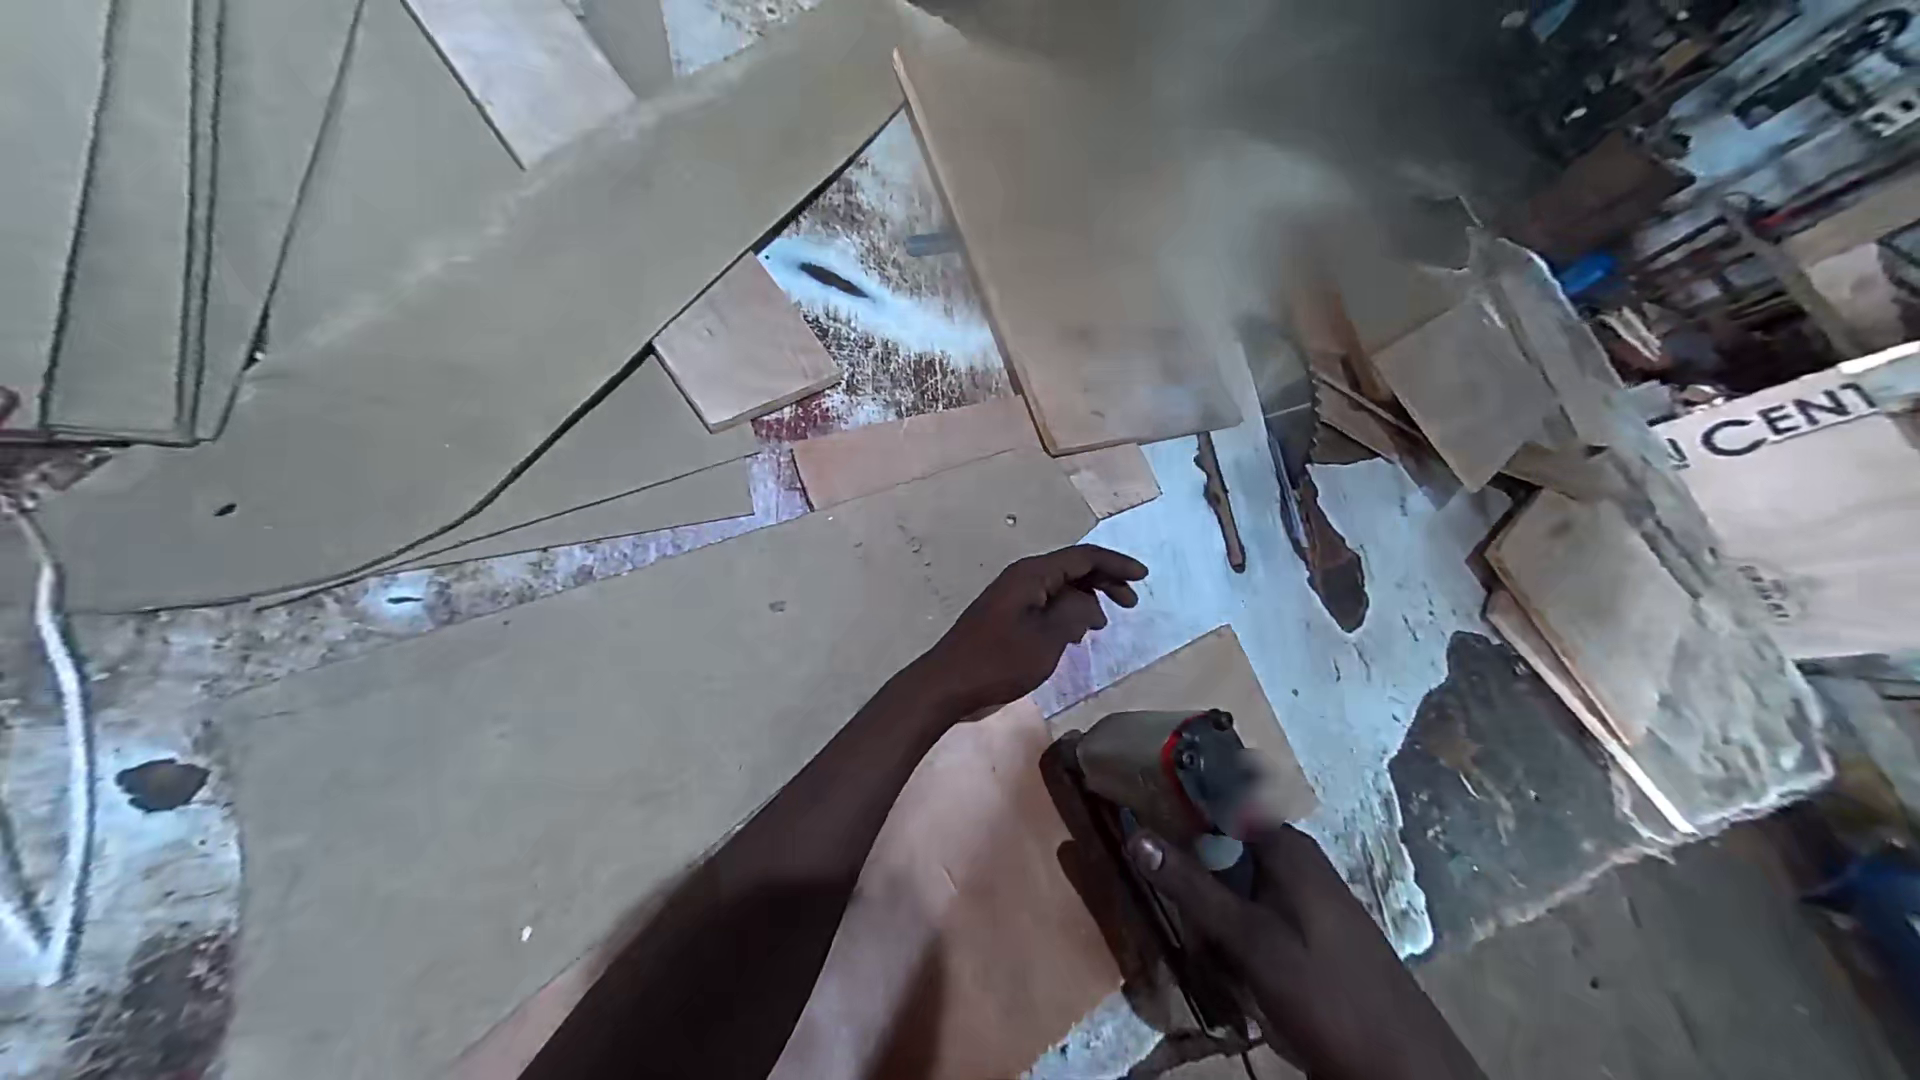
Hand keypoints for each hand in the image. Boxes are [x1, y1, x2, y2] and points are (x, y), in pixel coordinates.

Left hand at [915, 544, 1146, 715]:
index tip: (1142, 577)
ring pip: (1059, 588)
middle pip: (1072, 569)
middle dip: (1104, 581)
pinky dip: (1068, 614)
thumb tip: (1091, 603)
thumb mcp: (1047, 637)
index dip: (1115, 564)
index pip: (1082, 557)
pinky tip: (1077, 634)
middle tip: (1130, 603)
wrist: (948, 684)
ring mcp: (1013, 598)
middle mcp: (1022, 579)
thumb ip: (1076, 612)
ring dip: (1086, 599)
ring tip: (1105, 622)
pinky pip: (1046, 606)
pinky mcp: (1008, 619)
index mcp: (1031, 574)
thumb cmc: (999, 660)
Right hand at [1127, 826, 1484, 1079]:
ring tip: (1197, 940)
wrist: (1407, 1074)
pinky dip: (1230, 927)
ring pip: (1234, 879)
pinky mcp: (1305, 929)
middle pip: (1223, 841)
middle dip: (1190, 865)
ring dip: (1209, 904)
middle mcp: (1294, 860)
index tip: (1138, 810)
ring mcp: (1302, 896)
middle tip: (1163, 892)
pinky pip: (1251, 909)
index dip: (1178, 800)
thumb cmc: (1327, 994)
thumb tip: (1135, 834)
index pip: (1219, 798)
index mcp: (1285, 847)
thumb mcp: (1250, 941)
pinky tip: (1223, 961)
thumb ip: (1192, 886)